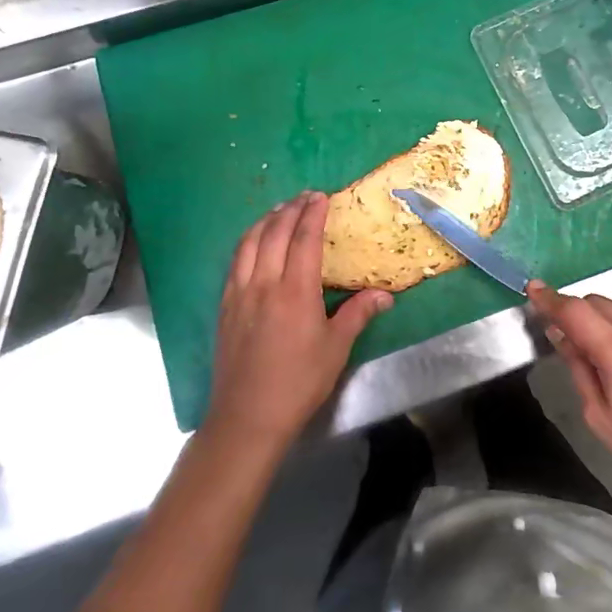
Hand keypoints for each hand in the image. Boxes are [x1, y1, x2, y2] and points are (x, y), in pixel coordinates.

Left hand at [210, 192, 391, 446]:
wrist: (248, 415)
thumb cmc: (299, 381)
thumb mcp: (336, 347)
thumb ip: (358, 313)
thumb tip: (385, 294)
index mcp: (295, 291)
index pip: (304, 240)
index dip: (313, 214)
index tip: (321, 196)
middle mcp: (264, 284)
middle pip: (274, 234)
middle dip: (290, 210)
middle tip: (305, 197)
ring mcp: (239, 294)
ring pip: (248, 243)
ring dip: (265, 221)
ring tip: (279, 211)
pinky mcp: (225, 307)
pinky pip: (234, 263)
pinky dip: (247, 243)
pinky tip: (254, 244)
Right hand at [528, 281, 611, 525]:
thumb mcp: (599, 414)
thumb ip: (578, 367)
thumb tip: (561, 335)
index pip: (577, 312)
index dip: (551, 300)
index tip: (533, 289)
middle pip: (597, 302)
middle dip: (574, 311)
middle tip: (560, 333)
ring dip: (599, 322)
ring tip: (596, 357)